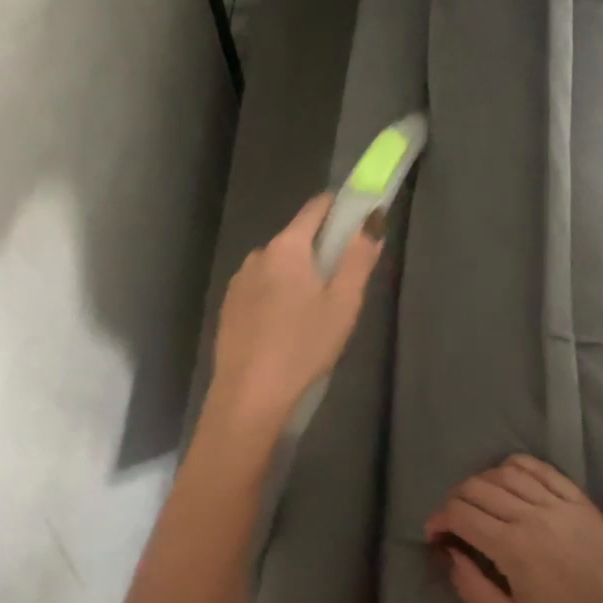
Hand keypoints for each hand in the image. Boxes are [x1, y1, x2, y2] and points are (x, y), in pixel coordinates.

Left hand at [207, 194, 384, 429]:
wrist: (249, 394)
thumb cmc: (303, 346)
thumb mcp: (343, 303)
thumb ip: (359, 258)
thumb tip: (373, 219)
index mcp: (287, 247)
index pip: (315, 208)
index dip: (338, 208)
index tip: (357, 219)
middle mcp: (258, 255)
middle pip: (295, 239)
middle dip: (319, 252)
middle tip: (341, 285)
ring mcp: (238, 281)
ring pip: (276, 267)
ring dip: (295, 277)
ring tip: (312, 314)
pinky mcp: (228, 307)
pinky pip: (260, 289)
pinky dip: (276, 297)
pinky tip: (284, 329)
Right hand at [424, 455, 602, 602]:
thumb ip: (473, 591)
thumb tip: (450, 555)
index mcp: (513, 548)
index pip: (460, 513)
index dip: (438, 520)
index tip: (435, 536)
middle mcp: (533, 516)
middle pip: (477, 487)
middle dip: (454, 501)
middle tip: (453, 523)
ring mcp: (560, 504)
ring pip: (505, 472)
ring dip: (481, 482)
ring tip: (479, 503)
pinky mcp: (581, 502)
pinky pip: (541, 469)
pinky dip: (516, 467)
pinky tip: (509, 480)